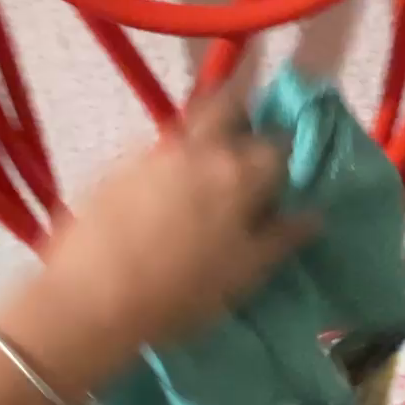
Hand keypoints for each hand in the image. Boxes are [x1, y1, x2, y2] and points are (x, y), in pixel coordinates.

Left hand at [15, 92, 319, 353]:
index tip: (284, 177)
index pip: (280, 144)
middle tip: (248, 146)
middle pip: (230, 105)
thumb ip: (282, 239)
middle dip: (246, 113)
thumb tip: (313, 214)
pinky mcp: (118, 164)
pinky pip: (159, 149)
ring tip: (208, 175)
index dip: (287, 157)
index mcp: (241, 172)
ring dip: (208, 138)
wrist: (90, 300)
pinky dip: (173, 160)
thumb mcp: (244, 275)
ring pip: (192, 126)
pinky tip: (167, 194)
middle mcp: (201, 148)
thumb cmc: (181, 292)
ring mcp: (155, 151)